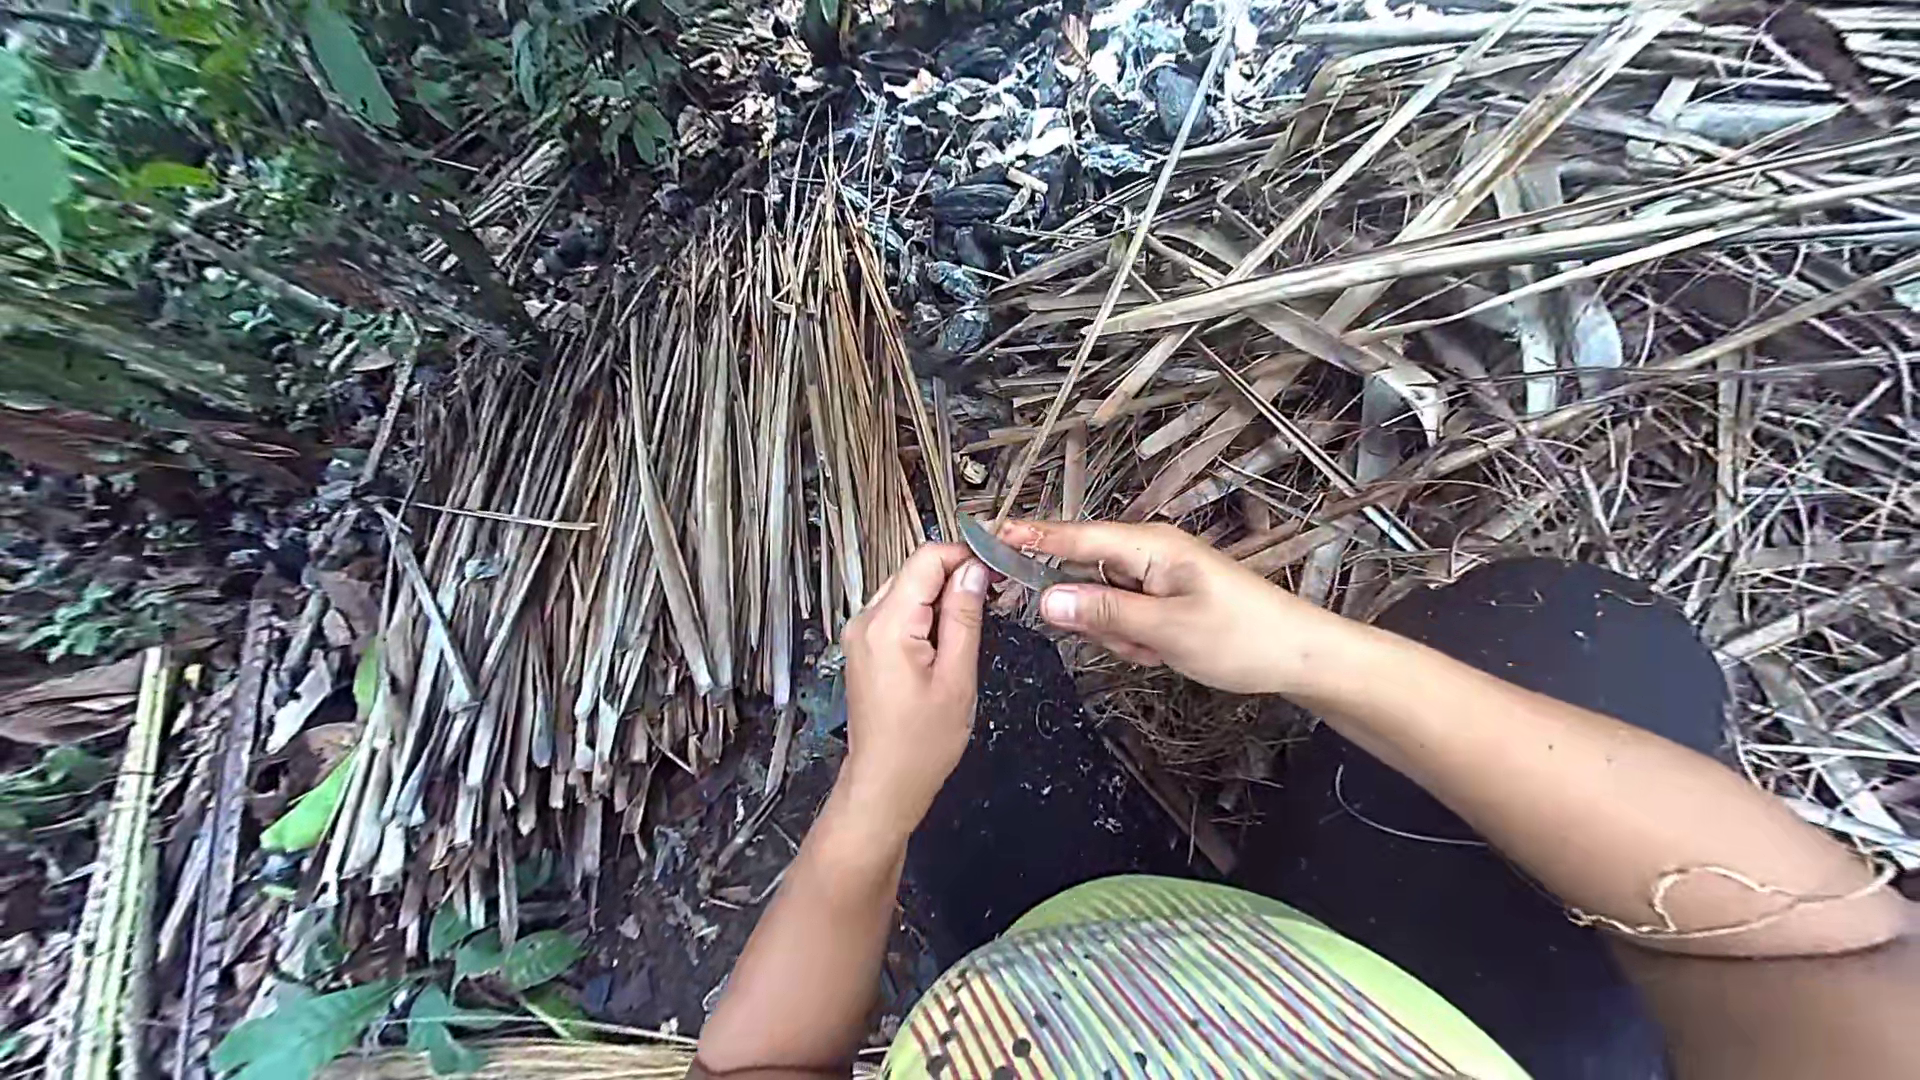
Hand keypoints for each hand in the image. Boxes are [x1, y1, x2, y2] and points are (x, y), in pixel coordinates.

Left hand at [837, 543, 989, 832]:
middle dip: (955, 576)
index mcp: (888, 625)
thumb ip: (965, 616)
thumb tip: (976, 570)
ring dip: (942, 595)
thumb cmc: (922, 743)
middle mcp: (865, 620)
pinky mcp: (864, 643)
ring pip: (908, 587)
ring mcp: (860, 631)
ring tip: (972, 624)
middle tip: (992, 598)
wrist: (885, 782)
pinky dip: (925, 612)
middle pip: (915, 570)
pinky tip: (946, 637)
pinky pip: (898, 609)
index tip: (995, 570)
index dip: (964, 556)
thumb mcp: (957, 677)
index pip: (926, 558)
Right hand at [1002, 519, 1351, 695]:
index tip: (992, 534)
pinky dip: (1133, 638)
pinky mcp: (1160, 598)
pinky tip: (1162, 650)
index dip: (1033, 537)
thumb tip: (1046, 599)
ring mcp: (1153, 577)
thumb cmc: (1242, 635)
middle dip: (1096, 615)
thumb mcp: (1166, 628)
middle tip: (1132, 640)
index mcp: (1148, 546)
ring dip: (1119, 632)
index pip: (1076, 537)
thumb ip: (1101, 612)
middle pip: (1085, 577)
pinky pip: (1123, 616)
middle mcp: (1146, 554)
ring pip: (1102, 603)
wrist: (1298, 656)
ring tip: (1157, 648)